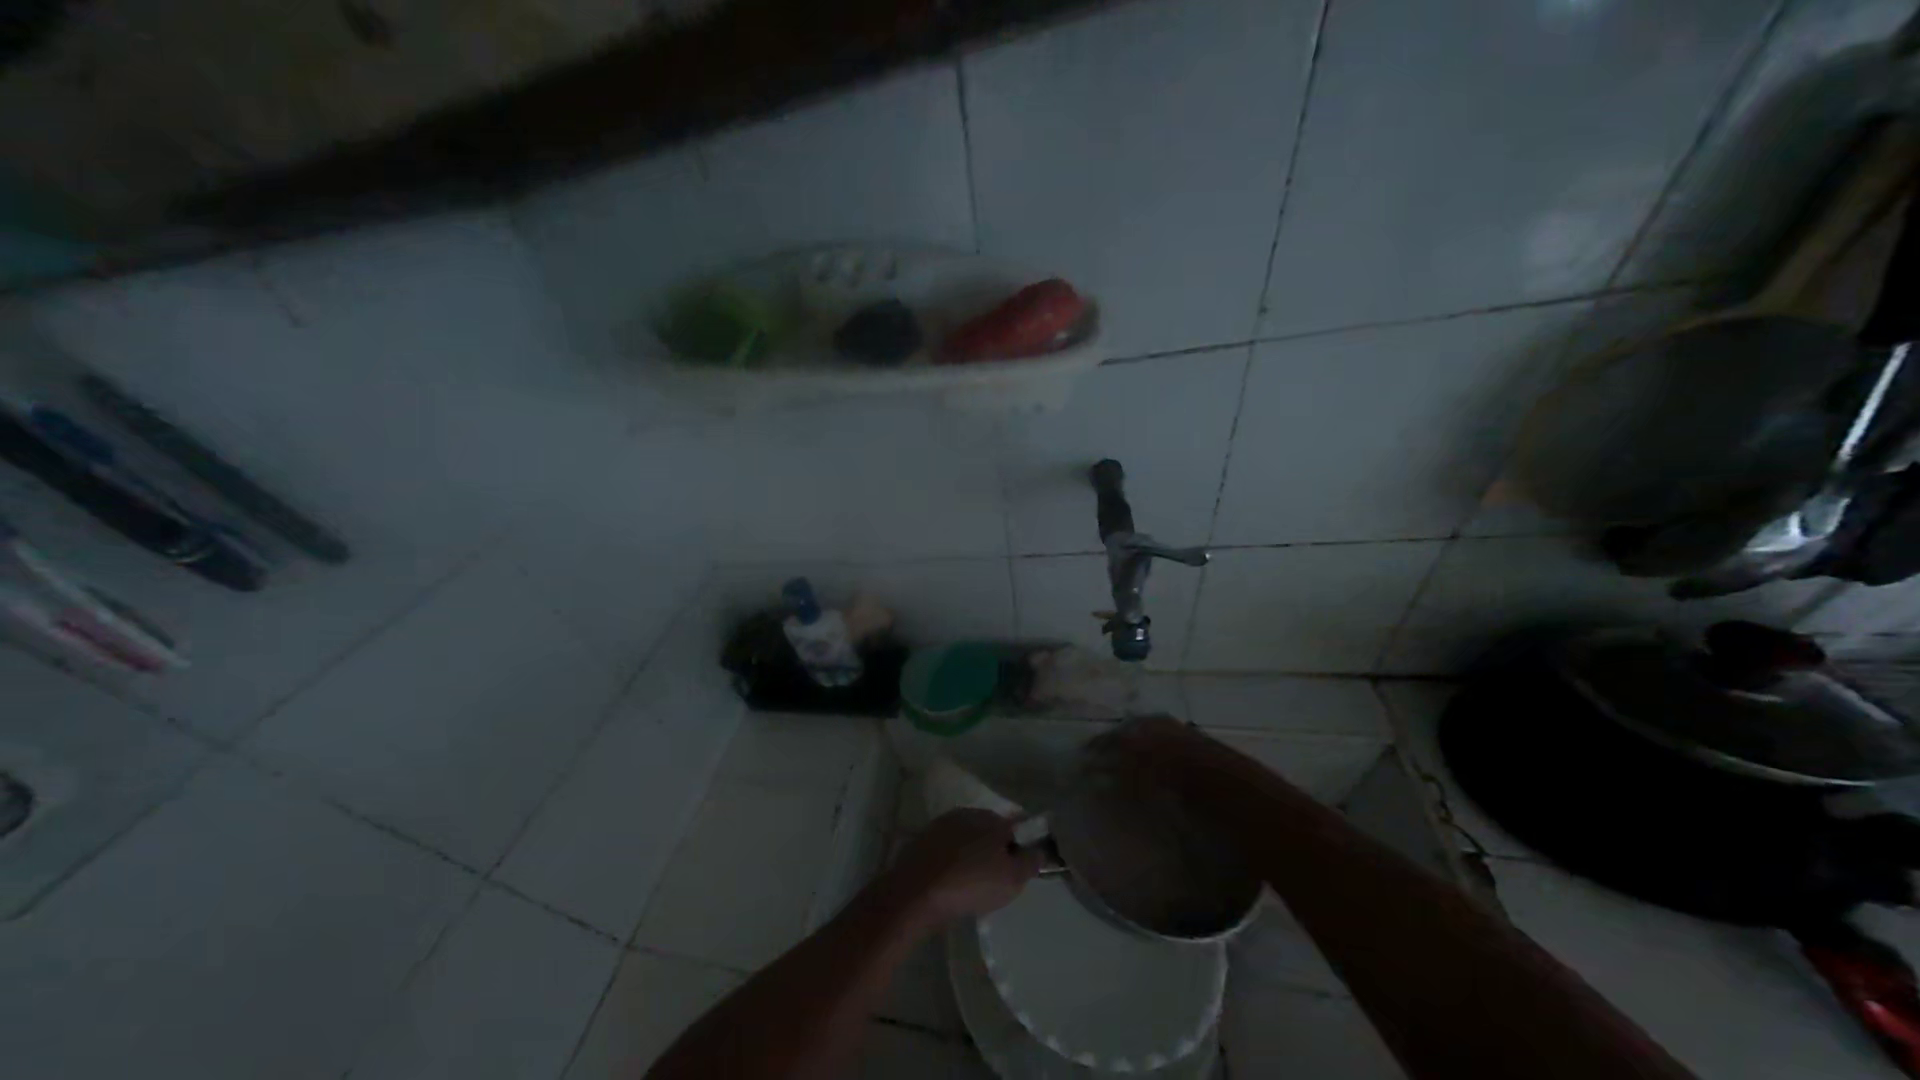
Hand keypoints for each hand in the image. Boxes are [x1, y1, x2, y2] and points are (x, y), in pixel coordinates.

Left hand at [888, 808, 1042, 927]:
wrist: (915, 893)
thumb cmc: (971, 883)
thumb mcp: (1013, 878)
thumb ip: (1030, 861)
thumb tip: (1038, 850)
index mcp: (990, 818)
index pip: (1014, 826)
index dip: (1020, 847)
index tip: (1020, 869)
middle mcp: (965, 814)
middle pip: (988, 832)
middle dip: (995, 851)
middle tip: (997, 881)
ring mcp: (939, 826)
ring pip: (965, 842)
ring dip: (971, 858)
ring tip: (973, 888)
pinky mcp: (920, 843)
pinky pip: (945, 853)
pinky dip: (951, 865)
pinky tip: (950, 886)